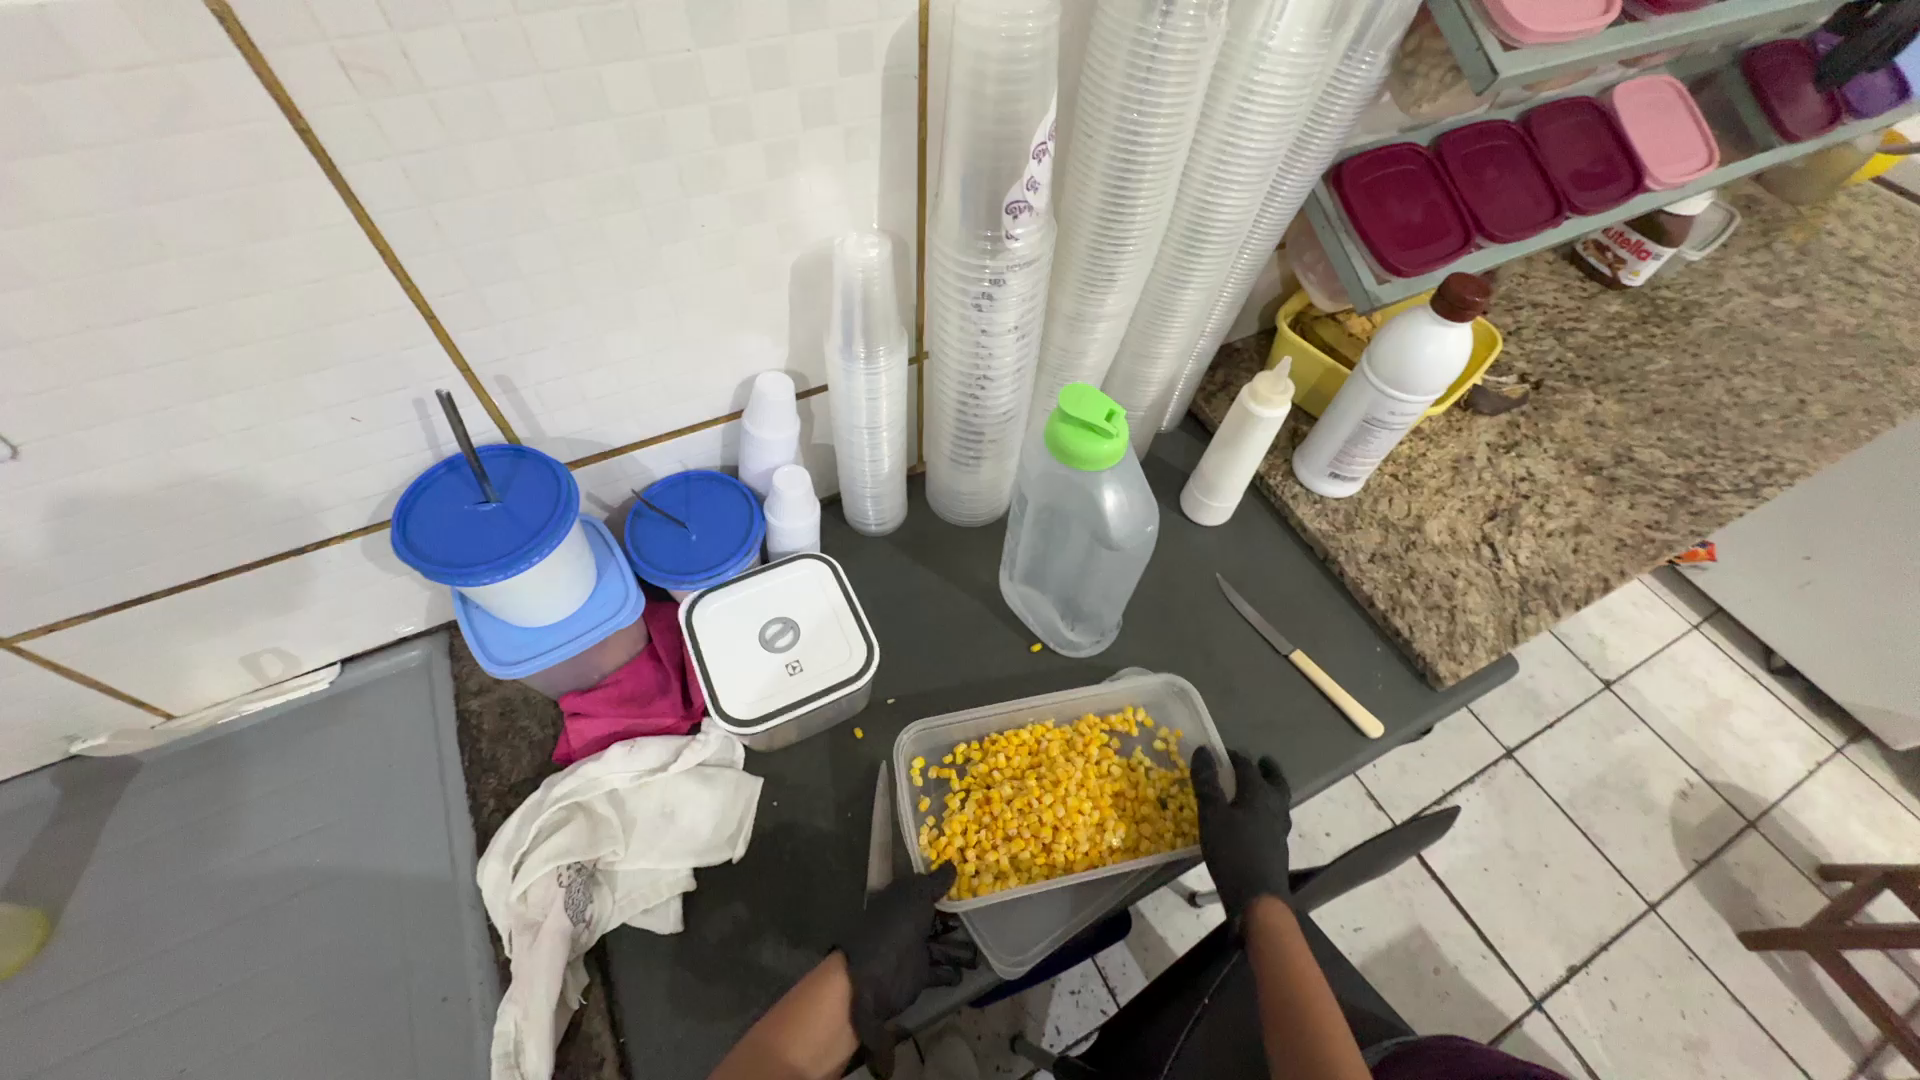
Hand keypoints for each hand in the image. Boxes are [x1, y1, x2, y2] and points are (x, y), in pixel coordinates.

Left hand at [838, 865, 975, 1076]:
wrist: (875, 976)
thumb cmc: (895, 926)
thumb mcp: (916, 894)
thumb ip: (935, 881)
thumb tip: (952, 865)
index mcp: (903, 898)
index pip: (926, 887)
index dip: (946, 885)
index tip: (971, 881)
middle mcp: (908, 921)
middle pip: (937, 917)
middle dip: (958, 918)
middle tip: (985, 916)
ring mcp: (914, 949)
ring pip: (943, 945)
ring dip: (960, 948)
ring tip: (983, 949)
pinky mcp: (919, 974)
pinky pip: (940, 971)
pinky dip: (952, 972)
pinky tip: (966, 972)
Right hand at [1192, 747, 1294, 919]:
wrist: (1258, 899)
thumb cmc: (1232, 852)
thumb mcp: (1211, 814)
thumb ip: (1207, 782)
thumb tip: (1203, 750)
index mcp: (1259, 794)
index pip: (1248, 766)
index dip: (1234, 756)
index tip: (1221, 752)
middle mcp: (1275, 808)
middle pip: (1276, 782)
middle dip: (1268, 770)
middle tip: (1261, 761)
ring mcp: (1280, 830)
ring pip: (1279, 802)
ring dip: (1270, 790)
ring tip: (1257, 789)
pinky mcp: (1278, 848)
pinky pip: (1275, 820)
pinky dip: (1266, 811)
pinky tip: (1254, 822)